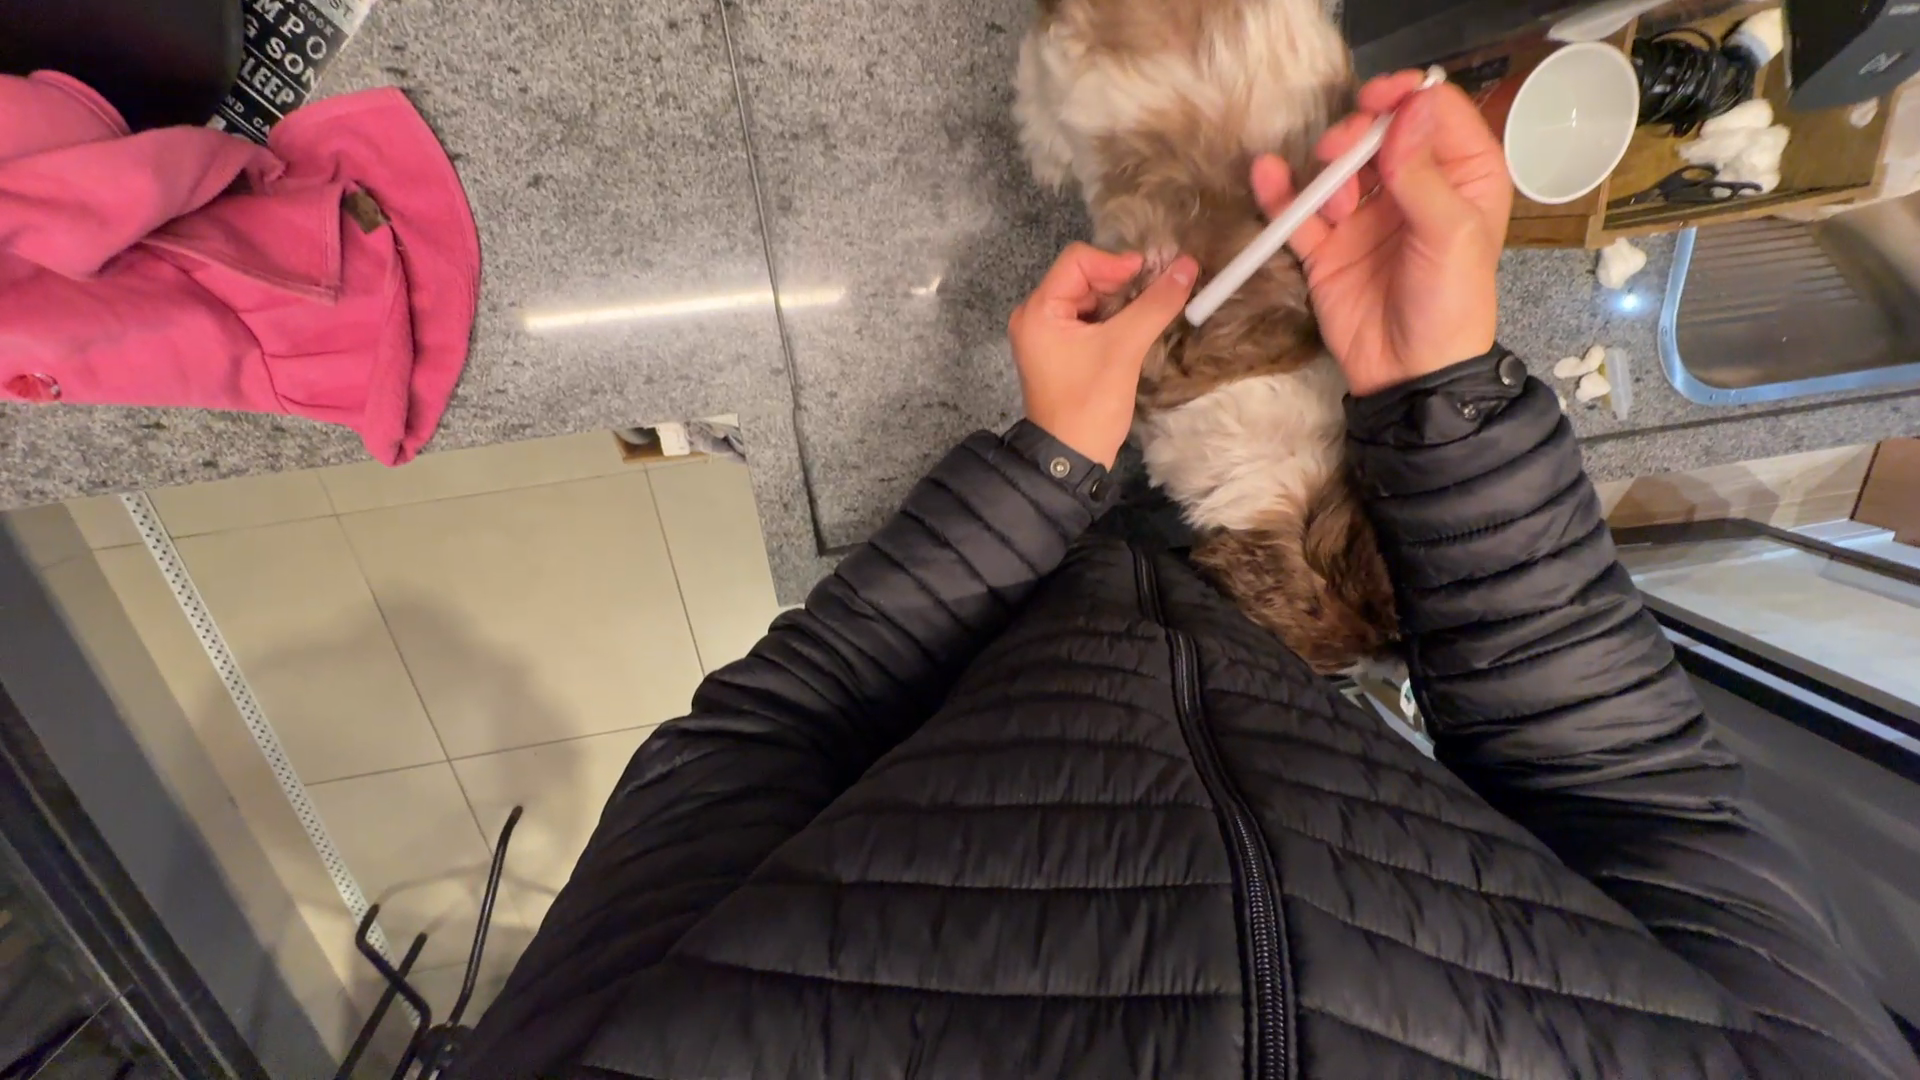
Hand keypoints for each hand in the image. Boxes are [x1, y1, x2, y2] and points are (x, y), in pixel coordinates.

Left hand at [1008, 244, 1198, 465]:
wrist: (1072, 457)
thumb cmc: (1090, 403)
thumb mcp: (1125, 349)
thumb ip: (1155, 304)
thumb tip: (1187, 266)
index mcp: (1038, 311)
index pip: (1077, 260)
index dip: (1116, 262)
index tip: (1148, 276)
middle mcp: (1035, 317)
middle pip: (1083, 277)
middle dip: (1120, 282)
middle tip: (1154, 293)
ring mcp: (1046, 336)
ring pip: (1088, 299)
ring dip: (1120, 301)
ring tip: (1148, 312)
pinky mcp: (1059, 352)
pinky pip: (1088, 321)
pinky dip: (1112, 319)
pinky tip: (1135, 329)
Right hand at [1252, 71, 1512, 396]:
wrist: (1408, 370)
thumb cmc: (1450, 301)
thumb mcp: (1450, 234)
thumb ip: (1423, 174)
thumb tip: (1412, 107)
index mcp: (1460, 175)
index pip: (1433, 115)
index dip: (1405, 98)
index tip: (1375, 98)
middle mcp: (1409, 188)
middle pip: (1377, 137)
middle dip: (1354, 137)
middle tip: (1340, 152)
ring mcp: (1363, 219)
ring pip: (1337, 172)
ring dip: (1325, 172)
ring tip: (1330, 202)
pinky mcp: (1325, 249)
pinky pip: (1299, 215)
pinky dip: (1280, 195)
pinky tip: (1266, 175)